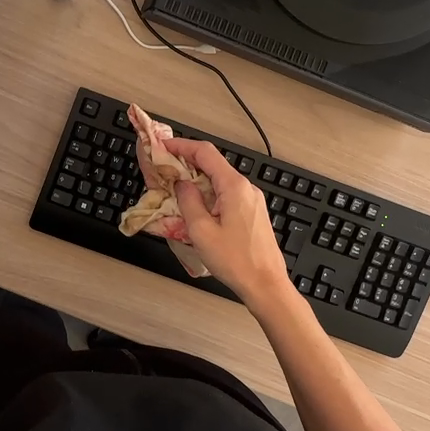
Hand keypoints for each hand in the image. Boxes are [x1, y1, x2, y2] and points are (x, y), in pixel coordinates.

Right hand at [164, 138, 295, 307]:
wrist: (266, 285)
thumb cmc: (235, 260)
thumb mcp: (201, 231)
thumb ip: (188, 201)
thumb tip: (181, 183)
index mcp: (234, 186)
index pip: (205, 152)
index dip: (181, 145)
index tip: (162, 146)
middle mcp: (246, 188)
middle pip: (213, 164)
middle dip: (187, 163)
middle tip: (164, 170)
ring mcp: (252, 200)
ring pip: (219, 180)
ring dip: (197, 181)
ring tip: (175, 189)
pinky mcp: (253, 212)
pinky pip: (227, 194)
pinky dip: (208, 193)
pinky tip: (196, 207)